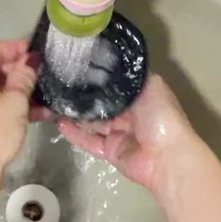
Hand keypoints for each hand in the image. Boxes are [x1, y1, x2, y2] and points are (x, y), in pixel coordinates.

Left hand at [0, 39, 39, 180]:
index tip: (38, 51)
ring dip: (17, 93)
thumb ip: (23, 77)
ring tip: (44, 99)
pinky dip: (7, 106)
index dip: (17, 49)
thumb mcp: (15, 103)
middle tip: (43, 75)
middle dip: (19, 74)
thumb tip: (30, 63)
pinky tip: (34, 114)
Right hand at [58, 75, 202, 194]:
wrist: (165, 157)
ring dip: (76, 114)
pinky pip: (89, 141)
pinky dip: (75, 134)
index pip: (116, 86)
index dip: (100, 78)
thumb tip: (112, 65)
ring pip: (93, 122)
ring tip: (55, 102)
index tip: (80, 67)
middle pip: (102, 104)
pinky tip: (59, 123)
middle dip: (84, 95)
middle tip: (61, 83)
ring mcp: (119, 134)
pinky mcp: (110, 151)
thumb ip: (131, 77)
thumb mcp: (151, 85)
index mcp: (140, 97)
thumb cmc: (161, 117)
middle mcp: (130, 114)